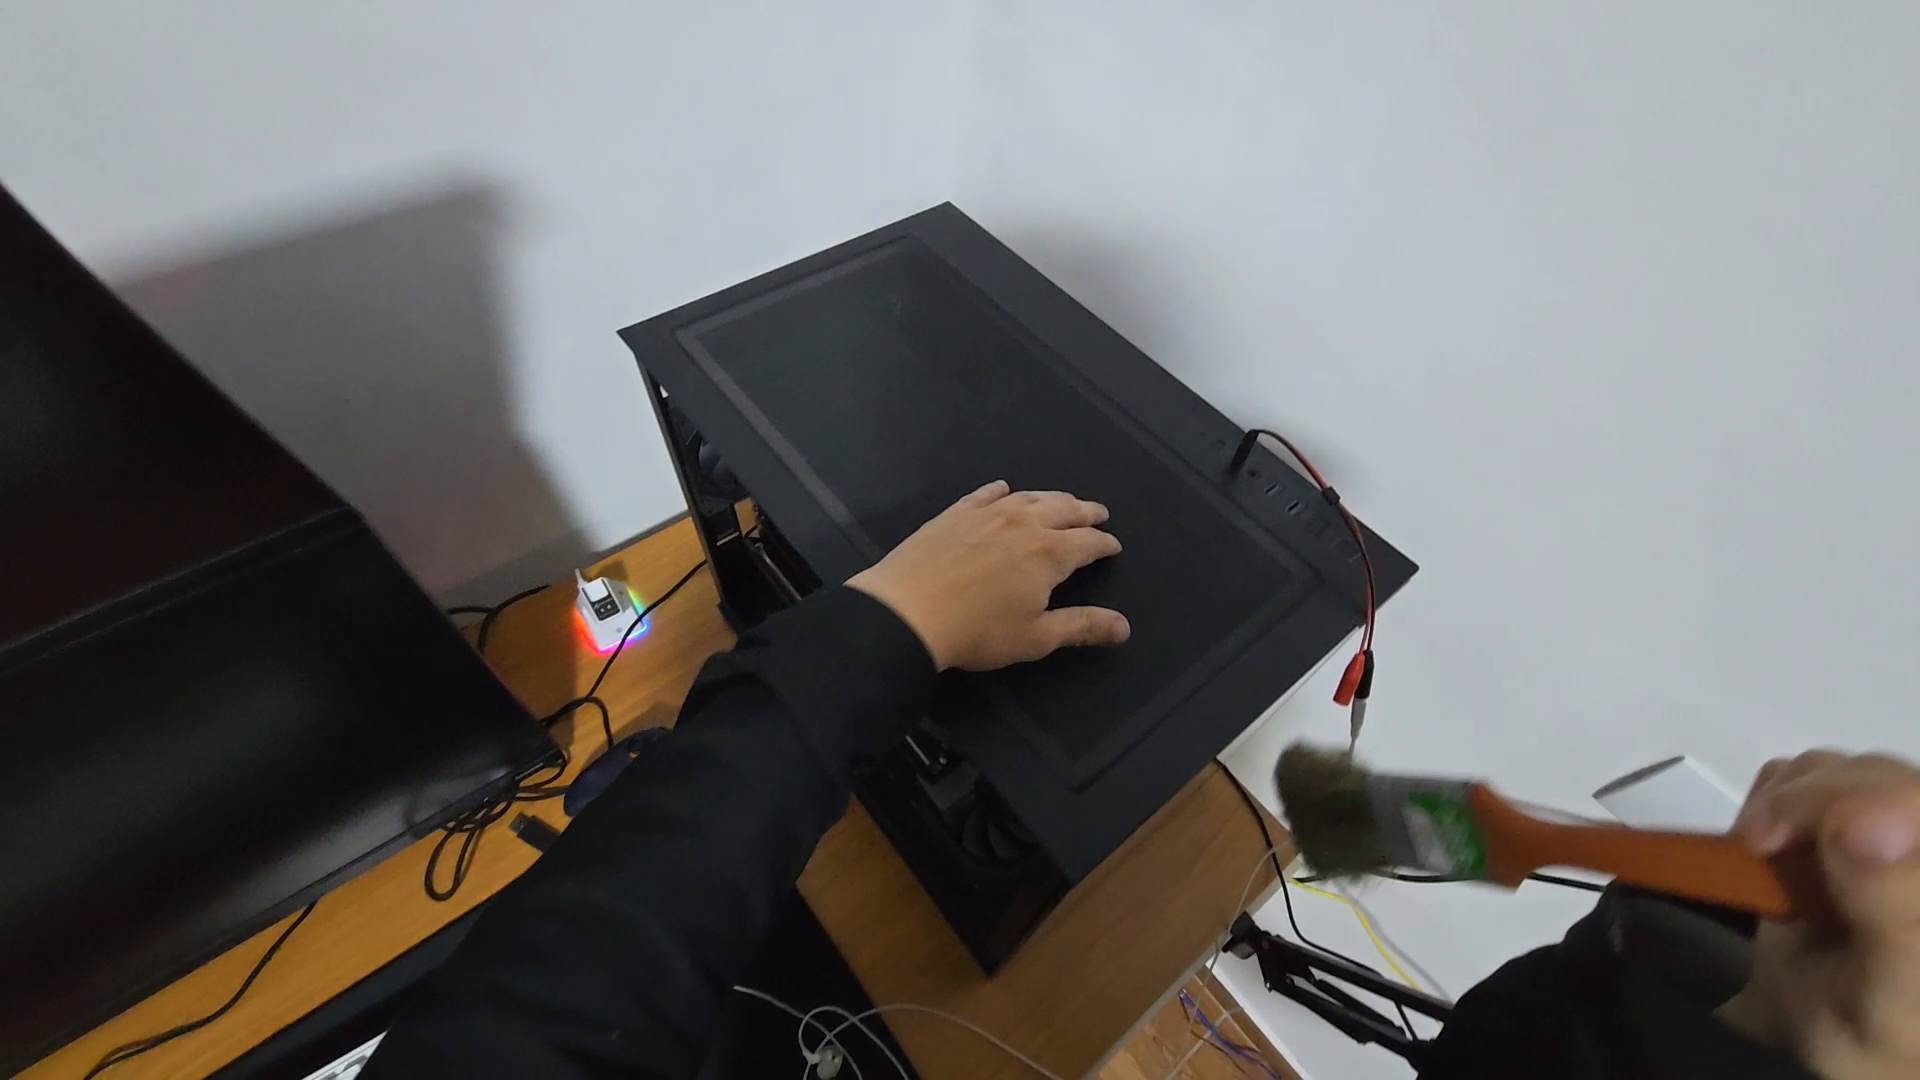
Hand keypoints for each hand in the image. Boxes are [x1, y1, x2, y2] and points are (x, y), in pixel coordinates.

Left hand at [846, 480, 1128, 671]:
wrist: (907, 612)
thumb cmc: (978, 631)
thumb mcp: (1036, 637)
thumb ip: (1082, 627)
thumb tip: (1124, 626)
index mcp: (1049, 553)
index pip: (1088, 542)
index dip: (1104, 544)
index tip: (1113, 546)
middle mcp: (1023, 523)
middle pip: (1064, 509)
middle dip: (1085, 511)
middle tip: (1098, 512)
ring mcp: (986, 514)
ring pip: (1028, 497)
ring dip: (1051, 497)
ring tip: (1061, 500)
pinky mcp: (954, 514)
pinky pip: (984, 495)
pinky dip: (1000, 491)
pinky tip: (1002, 489)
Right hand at [1718, 750, 1919, 1078]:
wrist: (1826, 1038)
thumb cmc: (1870, 1035)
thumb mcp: (1892, 999)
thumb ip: (1895, 915)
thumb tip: (1863, 824)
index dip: (1858, 799)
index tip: (1774, 838)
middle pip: (1884, 778)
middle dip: (1805, 800)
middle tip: (1758, 847)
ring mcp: (1900, 839)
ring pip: (1842, 770)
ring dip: (1783, 801)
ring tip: (1762, 851)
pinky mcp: (1851, 828)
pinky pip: (1808, 776)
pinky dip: (1772, 797)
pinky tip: (1768, 842)